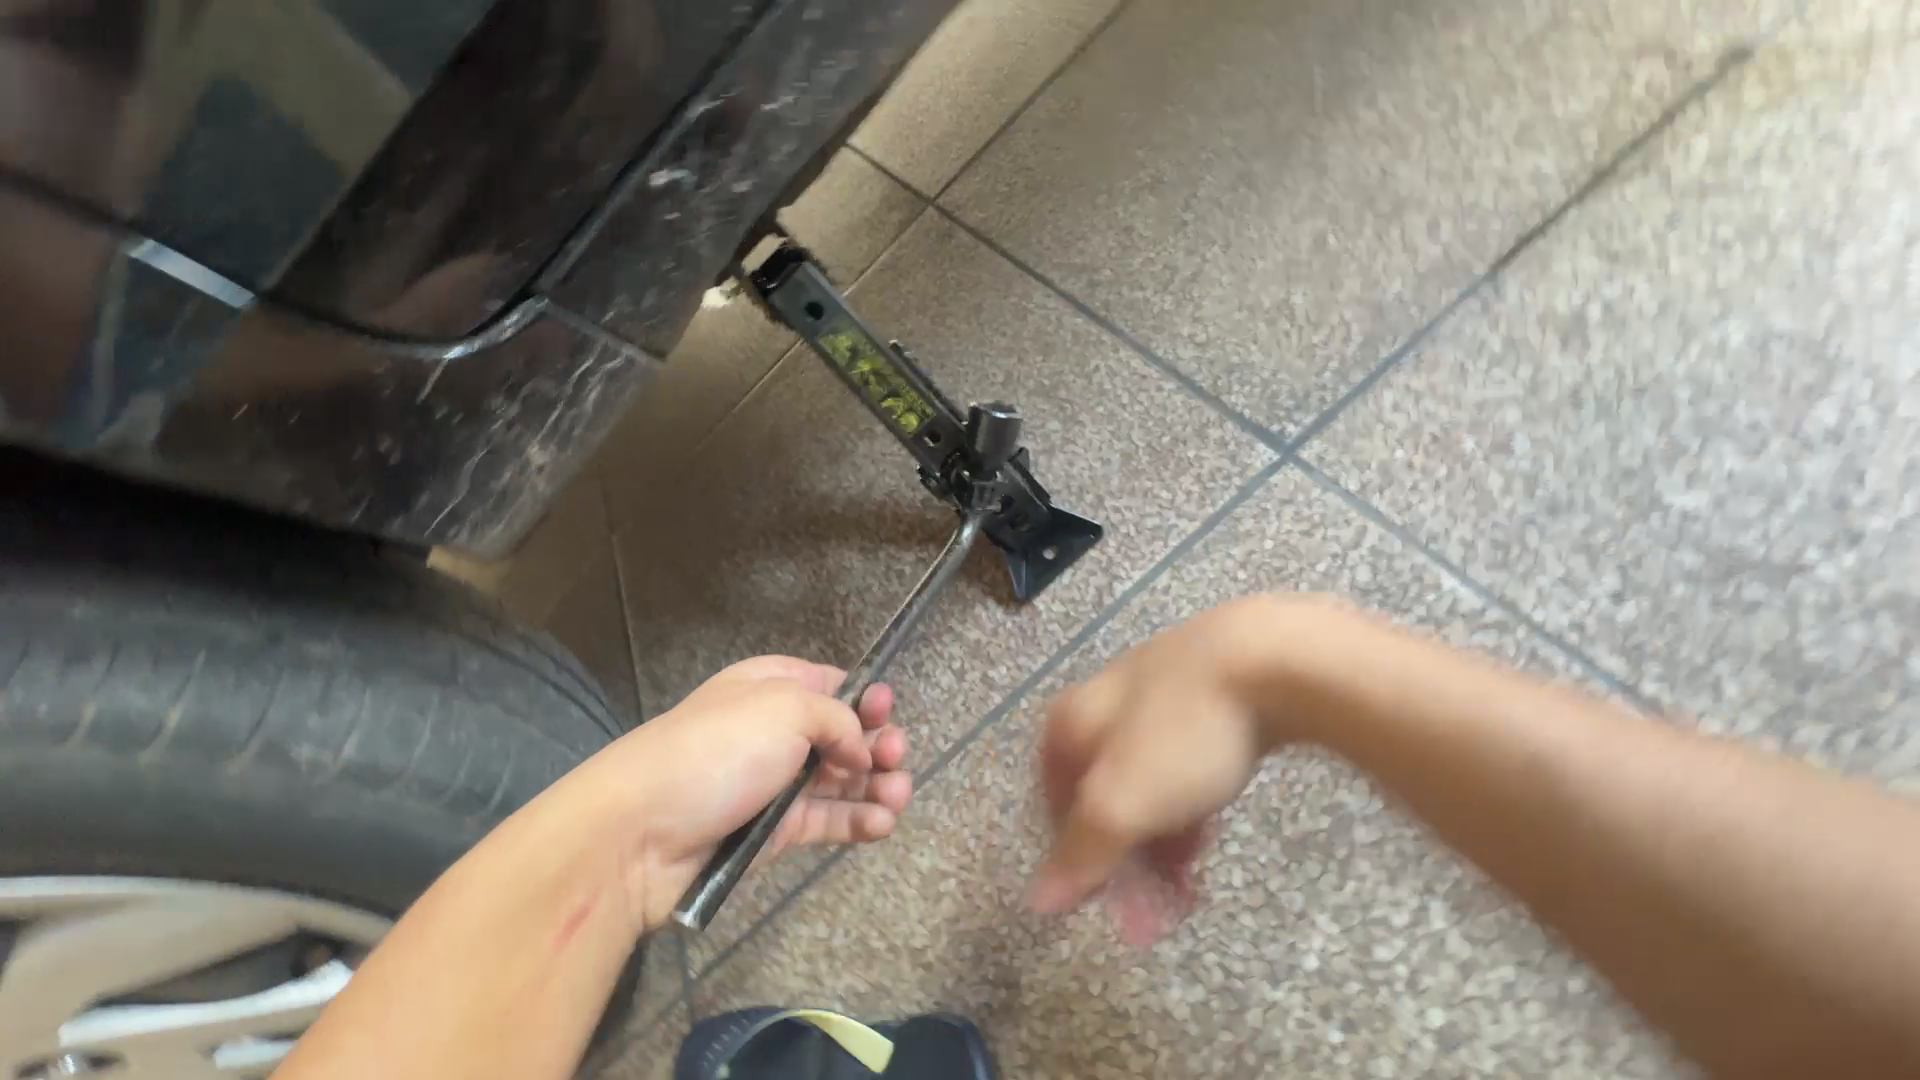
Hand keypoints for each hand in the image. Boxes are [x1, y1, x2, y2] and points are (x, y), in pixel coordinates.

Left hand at [569, 656, 912, 932]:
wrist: (642, 833)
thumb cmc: (718, 751)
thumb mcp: (784, 707)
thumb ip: (839, 718)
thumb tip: (859, 750)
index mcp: (772, 688)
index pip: (832, 685)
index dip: (865, 698)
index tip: (886, 711)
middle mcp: (777, 733)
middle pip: (845, 735)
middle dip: (879, 743)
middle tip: (894, 757)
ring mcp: (777, 784)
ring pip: (843, 781)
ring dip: (878, 786)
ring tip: (898, 797)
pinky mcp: (777, 832)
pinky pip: (828, 821)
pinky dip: (859, 821)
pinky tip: (882, 824)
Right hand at [1030, 595, 1346, 942]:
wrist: (1273, 658)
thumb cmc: (1182, 733)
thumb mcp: (1123, 801)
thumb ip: (1081, 851)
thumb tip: (1039, 901)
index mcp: (1071, 723)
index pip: (1052, 805)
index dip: (1074, 859)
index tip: (1107, 906)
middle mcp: (1102, 706)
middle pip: (1100, 797)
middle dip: (1125, 861)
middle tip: (1157, 913)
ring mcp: (1154, 697)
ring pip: (1144, 784)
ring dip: (1159, 843)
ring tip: (1188, 885)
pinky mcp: (1203, 697)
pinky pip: (1181, 765)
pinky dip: (1186, 807)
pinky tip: (1208, 833)